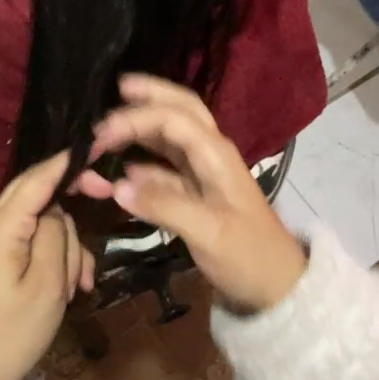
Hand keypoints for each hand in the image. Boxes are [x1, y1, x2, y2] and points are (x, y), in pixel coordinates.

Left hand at [0, 150, 96, 379]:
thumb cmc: (16, 329)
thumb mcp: (47, 282)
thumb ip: (55, 233)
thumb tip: (56, 208)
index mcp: (1, 224)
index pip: (38, 176)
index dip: (70, 161)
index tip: (101, 151)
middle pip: (42, 190)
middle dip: (74, 205)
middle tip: (108, 201)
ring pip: (46, 218)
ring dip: (68, 246)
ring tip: (76, 285)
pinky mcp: (3, 251)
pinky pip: (38, 238)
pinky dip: (58, 257)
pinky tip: (71, 288)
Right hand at [78, 75, 307, 313]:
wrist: (278, 290)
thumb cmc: (249, 257)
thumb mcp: (209, 233)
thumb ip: (164, 206)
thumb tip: (118, 186)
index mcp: (216, 154)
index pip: (171, 118)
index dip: (134, 120)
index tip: (100, 136)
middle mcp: (209, 153)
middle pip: (178, 109)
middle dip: (148, 96)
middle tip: (116, 88)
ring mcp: (203, 173)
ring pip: (170, 136)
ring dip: (142, 128)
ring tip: (109, 128)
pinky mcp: (195, 194)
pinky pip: (164, 168)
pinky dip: (141, 164)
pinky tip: (119, 174)